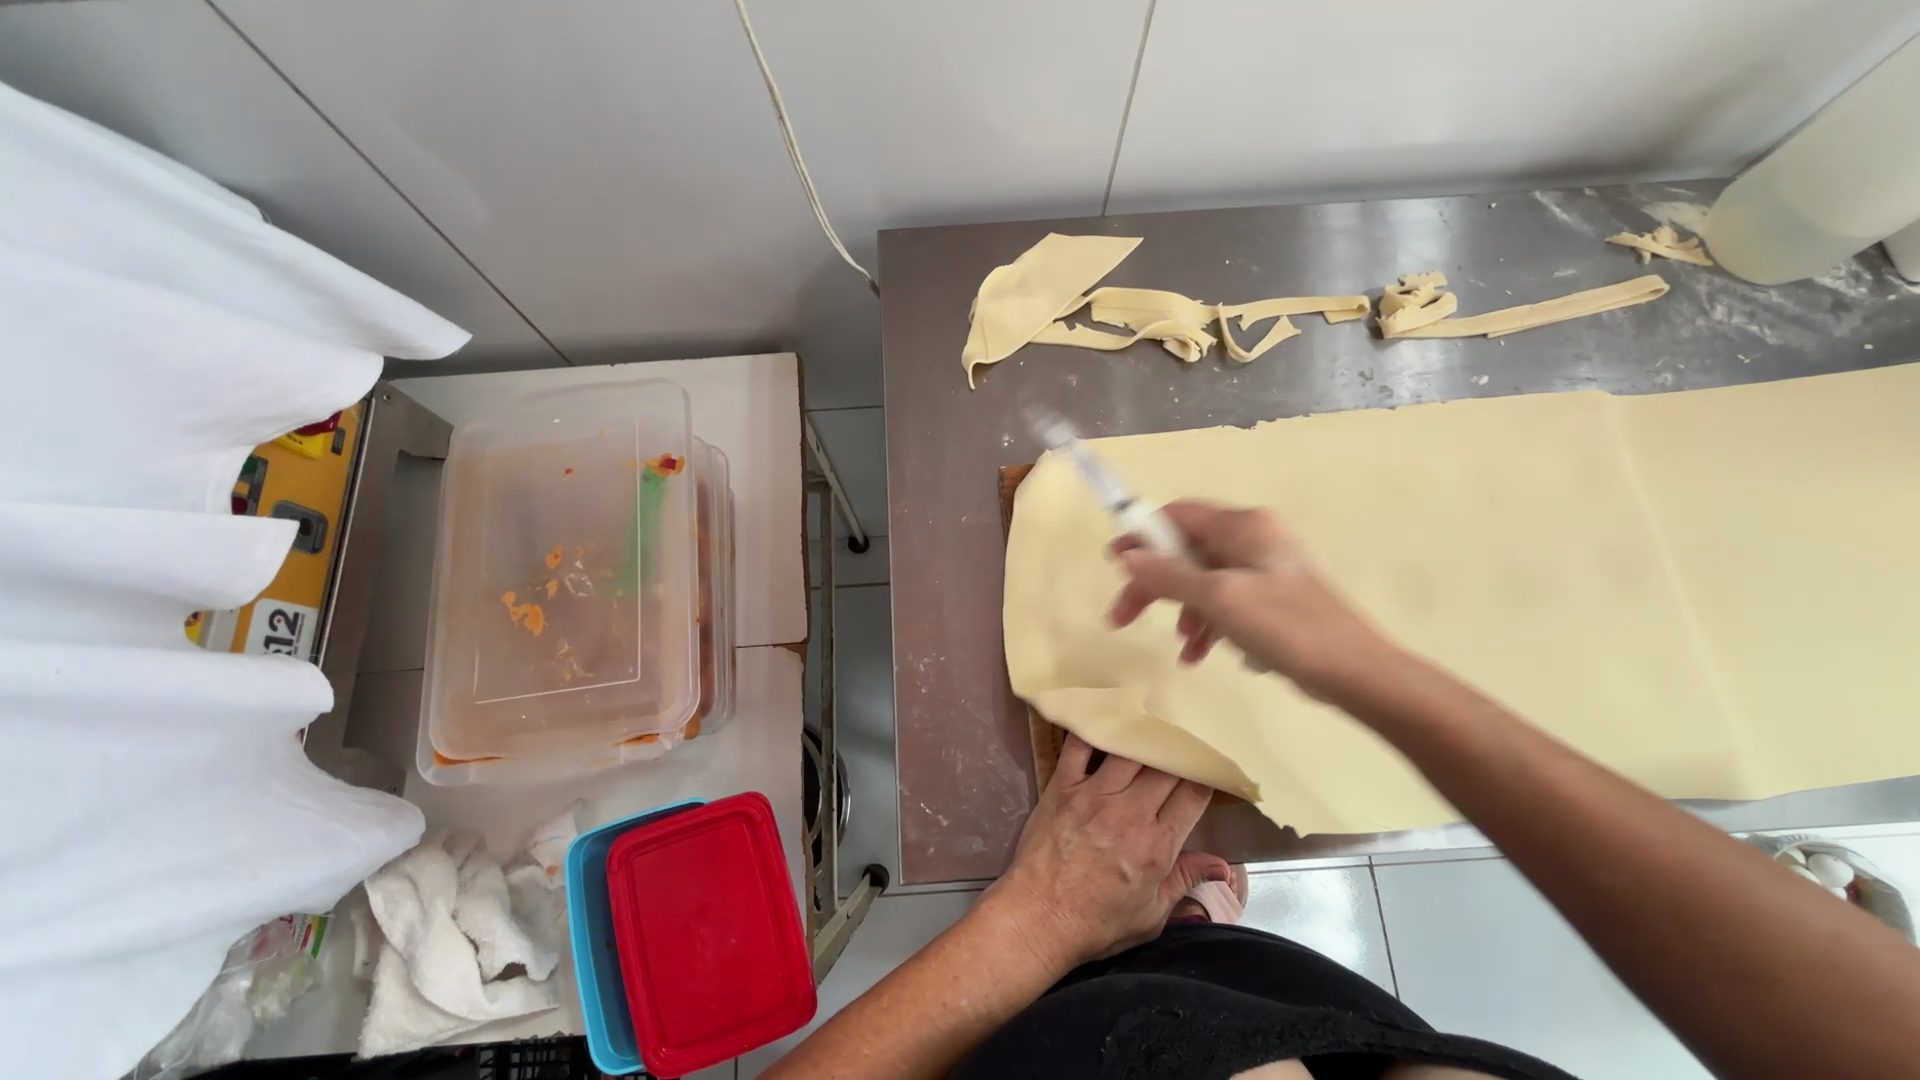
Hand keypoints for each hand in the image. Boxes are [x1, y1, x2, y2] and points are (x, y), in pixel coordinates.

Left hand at [982, 734, 1225, 970]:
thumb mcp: (1151, 915)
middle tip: (1188, 737)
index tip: (1212, 765)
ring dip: (1144, 735)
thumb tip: (1221, 866)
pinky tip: (1104, 714)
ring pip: (1129, 751)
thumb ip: (1185, 881)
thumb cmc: (1095, 924)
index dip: (1207, 775)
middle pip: (1166, 766)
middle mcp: (1129, 812)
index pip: (1193, 795)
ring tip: (1156, 719)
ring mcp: (1094, 795)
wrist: (1038, 918)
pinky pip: (1079, 747)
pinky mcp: (1062, 787)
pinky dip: (1092, 729)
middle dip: (1181, 751)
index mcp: (1156, 844)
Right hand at [1108, 501, 1397, 700]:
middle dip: (1153, 585)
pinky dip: (1208, 624)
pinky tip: (1202, 655)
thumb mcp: (1220, 599)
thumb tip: (1128, 557)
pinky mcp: (1271, 599)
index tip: (1112, 564)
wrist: (1355, 671)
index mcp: (1243, 525)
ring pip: (1202, 581)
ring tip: (1179, 649)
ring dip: (1181, 611)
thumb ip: (1169, 576)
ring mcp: (1263, 570)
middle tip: (1121, 618)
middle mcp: (1253, 538)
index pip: (1178, 515)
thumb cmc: (1286, 626)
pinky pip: (1224, 602)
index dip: (1140, 535)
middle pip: (1185, 551)